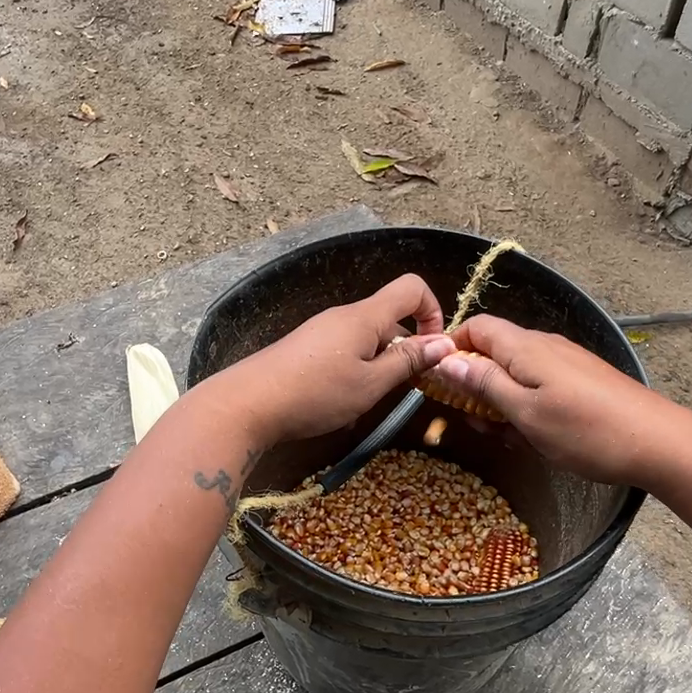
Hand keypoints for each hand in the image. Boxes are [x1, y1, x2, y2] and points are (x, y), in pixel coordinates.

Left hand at [200, 274, 456, 445]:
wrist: (246, 404)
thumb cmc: (314, 394)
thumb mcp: (370, 384)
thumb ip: (408, 362)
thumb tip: (444, 342)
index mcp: (364, 317)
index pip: (411, 288)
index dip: (432, 312)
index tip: (432, 350)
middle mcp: (343, 316)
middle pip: (389, 318)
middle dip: (404, 350)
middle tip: (401, 390)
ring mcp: (321, 331)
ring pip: (366, 340)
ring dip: (378, 366)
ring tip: (365, 402)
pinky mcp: (305, 349)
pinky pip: (343, 351)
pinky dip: (354, 372)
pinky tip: (339, 404)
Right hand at [428, 315, 687, 486]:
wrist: (660, 444)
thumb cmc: (586, 431)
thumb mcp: (525, 412)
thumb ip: (484, 384)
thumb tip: (445, 359)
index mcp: (525, 347)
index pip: (475, 327)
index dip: (451, 349)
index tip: (440, 383)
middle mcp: (544, 346)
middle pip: (492, 351)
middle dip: (476, 385)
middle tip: (479, 423)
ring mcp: (564, 363)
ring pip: (515, 373)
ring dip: (501, 402)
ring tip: (512, 437)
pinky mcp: (580, 380)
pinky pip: (538, 385)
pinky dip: (526, 407)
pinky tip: (537, 437)